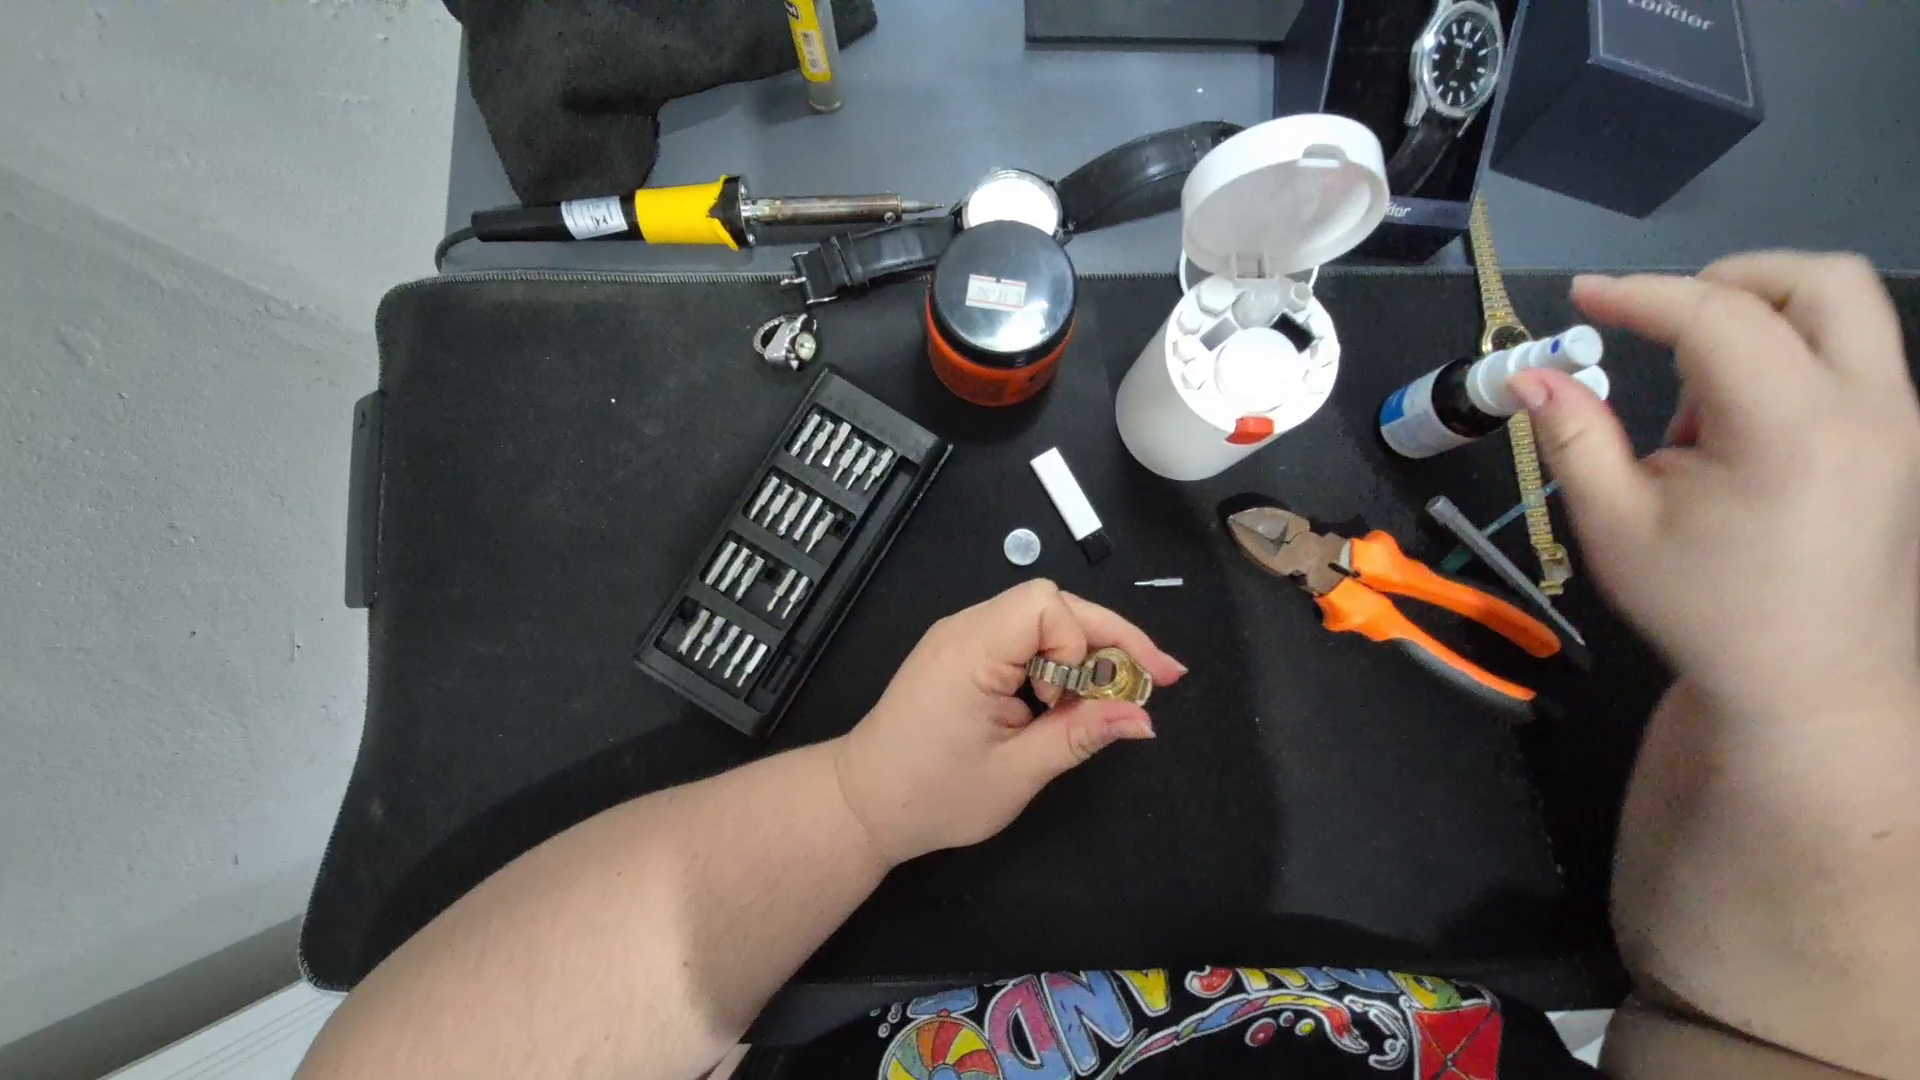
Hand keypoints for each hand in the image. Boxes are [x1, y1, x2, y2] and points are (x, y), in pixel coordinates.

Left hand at [832, 579, 1185, 866]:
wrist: (864, 802)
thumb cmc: (934, 795)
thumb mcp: (1017, 773)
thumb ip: (1081, 736)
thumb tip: (1144, 717)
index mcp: (972, 649)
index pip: (1046, 604)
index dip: (1080, 642)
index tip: (1076, 698)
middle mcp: (965, 627)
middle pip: (1052, 602)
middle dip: (1108, 638)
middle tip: (1158, 679)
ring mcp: (961, 635)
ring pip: (1041, 617)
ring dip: (1085, 650)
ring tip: (1113, 695)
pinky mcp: (961, 651)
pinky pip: (1021, 637)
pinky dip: (1056, 661)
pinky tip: (1069, 696)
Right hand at [1510, 252, 1919, 722]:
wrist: (1806, 671)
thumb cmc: (1696, 600)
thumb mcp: (1612, 522)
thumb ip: (1573, 436)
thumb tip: (1530, 376)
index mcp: (1789, 428)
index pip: (1717, 317)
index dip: (1639, 294)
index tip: (1580, 295)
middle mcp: (1868, 406)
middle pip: (1819, 281)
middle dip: (1722, 279)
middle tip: (1648, 317)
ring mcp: (1901, 419)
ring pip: (1844, 312)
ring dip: (1753, 319)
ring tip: (1684, 396)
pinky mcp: (1903, 436)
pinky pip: (1848, 355)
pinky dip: (1780, 354)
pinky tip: (1726, 424)